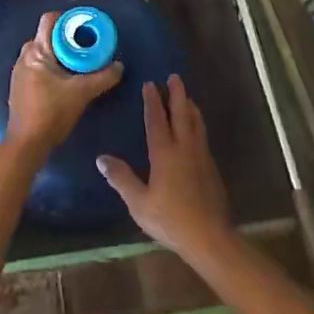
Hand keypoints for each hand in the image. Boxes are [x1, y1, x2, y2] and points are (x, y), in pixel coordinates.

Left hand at [7, 11, 123, 156]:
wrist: (26, 143)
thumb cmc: (52, 113)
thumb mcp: (82, 93)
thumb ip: (103, 77)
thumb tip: (119, 66)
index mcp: (36, 51)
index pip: (50, 19)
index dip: (69, 19)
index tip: (87, 29)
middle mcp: (24, 55)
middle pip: (48, 36)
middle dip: (68, 39)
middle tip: (88, 48)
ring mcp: (19, 71)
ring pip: (44, 52)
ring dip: (61, 55)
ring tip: (80, 65)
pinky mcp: (20, 85)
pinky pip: (38, 65)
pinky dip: (53, 66)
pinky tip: (66, 80)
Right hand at [97, 76, 230, 257]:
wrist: (209, 236)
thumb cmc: (170, 219)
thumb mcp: (139, 202)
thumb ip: (121, 178)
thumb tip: (102, 159)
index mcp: (164, 154)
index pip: (157, 120)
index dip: (152, 101)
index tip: (150, 84)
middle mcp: (185, 149)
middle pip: (181, 114)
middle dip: (177, 94)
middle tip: (174, 77)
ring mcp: (201, 157)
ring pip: (196, 124)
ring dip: (190, 107)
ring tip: (186, 97)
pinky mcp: (211, 168)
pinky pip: (203, 137)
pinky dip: (197, 124)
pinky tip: (196, 130)